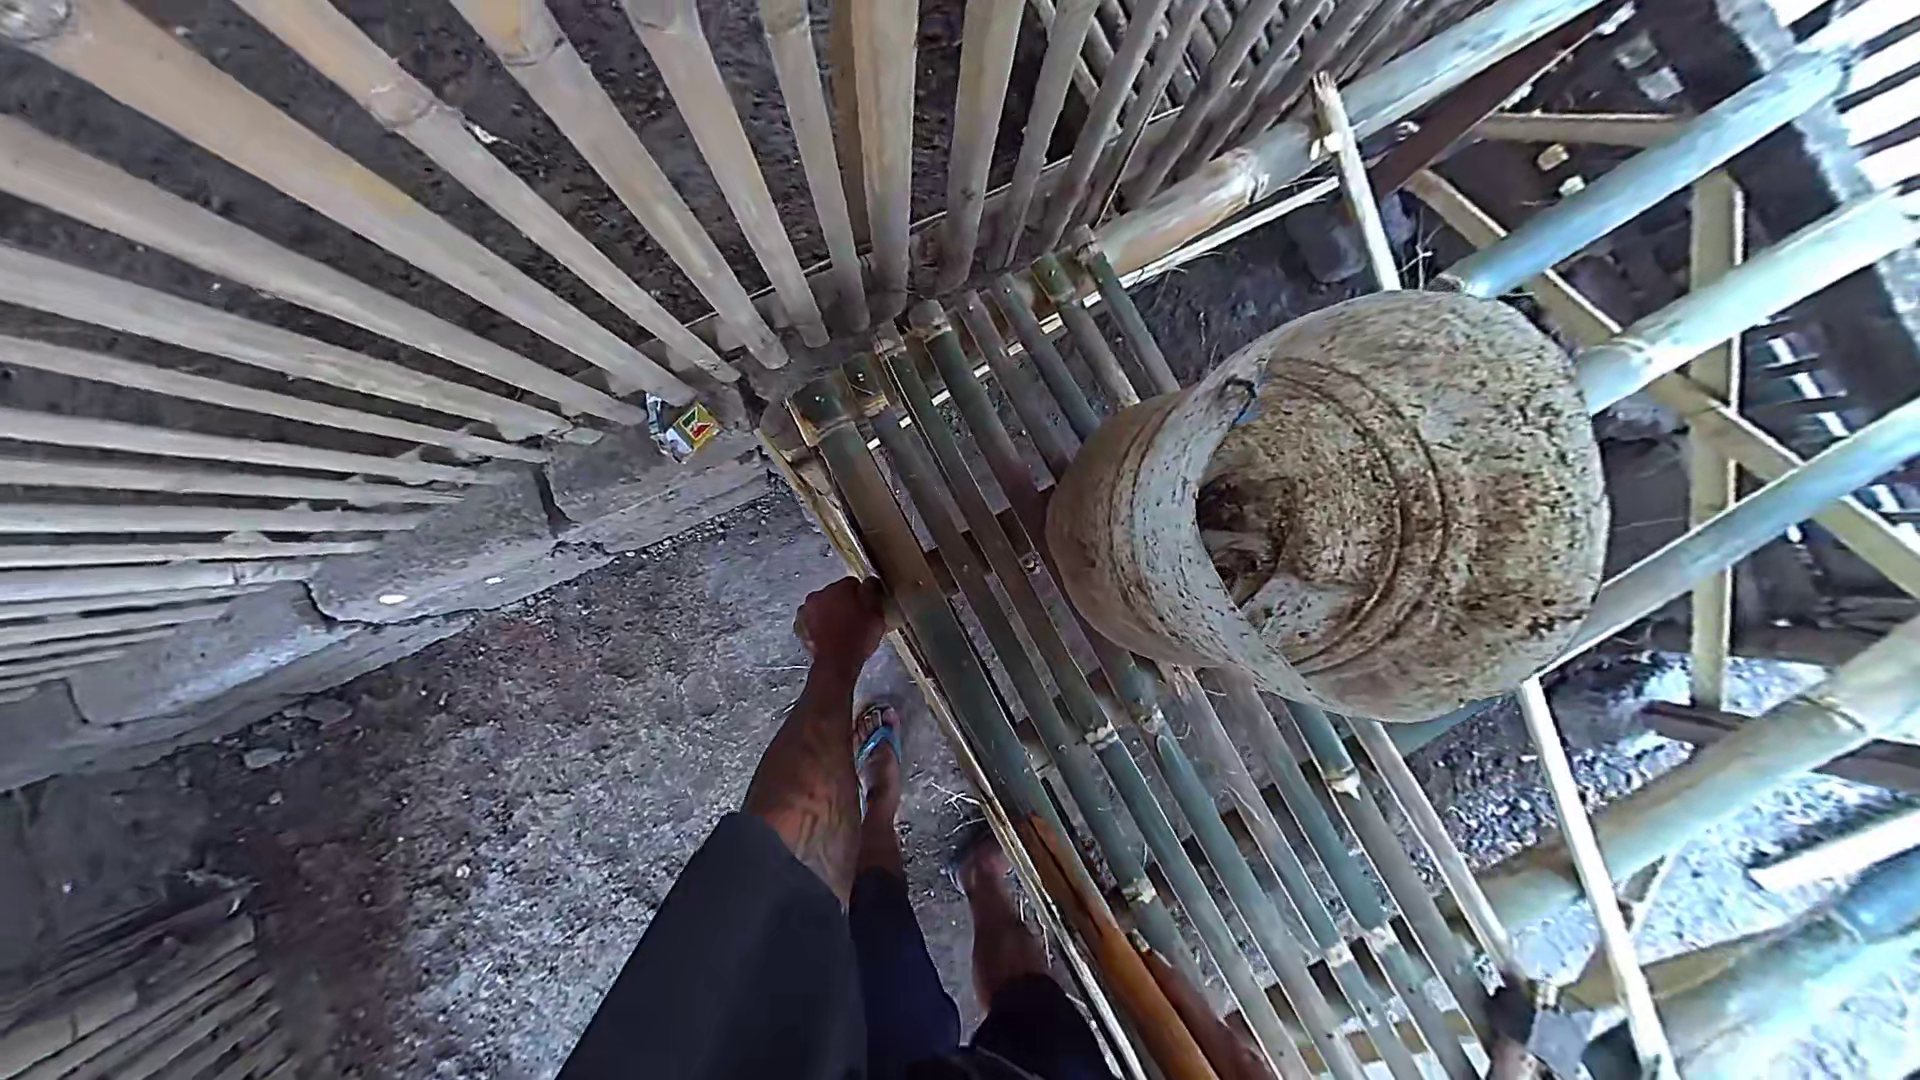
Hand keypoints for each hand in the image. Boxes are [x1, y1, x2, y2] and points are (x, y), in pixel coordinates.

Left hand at [794, 577, 886, 674]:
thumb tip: (869, 581)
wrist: (837, 662)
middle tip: (856, 619)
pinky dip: (819, 626)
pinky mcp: (800, 628)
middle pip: (835, 594)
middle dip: (844, 603)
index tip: (867, 608)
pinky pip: (813, 622)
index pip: (852, 583)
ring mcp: (806, 612)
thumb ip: (871, 590)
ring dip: (830, 613)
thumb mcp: (876, 610)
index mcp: (838, 587)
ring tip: (842, 629)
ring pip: (823, 607)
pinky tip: (830, 636)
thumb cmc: (859, 635)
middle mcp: (818, 594)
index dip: (862, 596)